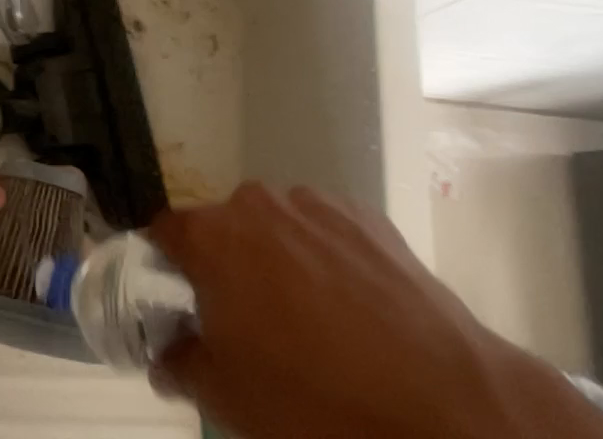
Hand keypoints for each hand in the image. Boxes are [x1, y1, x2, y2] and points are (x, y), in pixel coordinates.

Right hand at [149, 183, 602, 438]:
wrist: (439, 399)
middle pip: (223, 227)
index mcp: (213, 236)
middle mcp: (259, 204)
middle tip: (244, 322)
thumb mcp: (226, 397)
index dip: (164, 266)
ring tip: (307, 318)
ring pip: (276, 227)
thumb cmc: (312, 397)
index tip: (177, 303)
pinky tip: (350, 308)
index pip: (165, 231)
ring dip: (276, 259)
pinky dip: (324, 258)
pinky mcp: (367, 216)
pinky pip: (324, 230)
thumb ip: (181, 365)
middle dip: (224, 266)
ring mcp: (317, 204)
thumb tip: (169, 356)